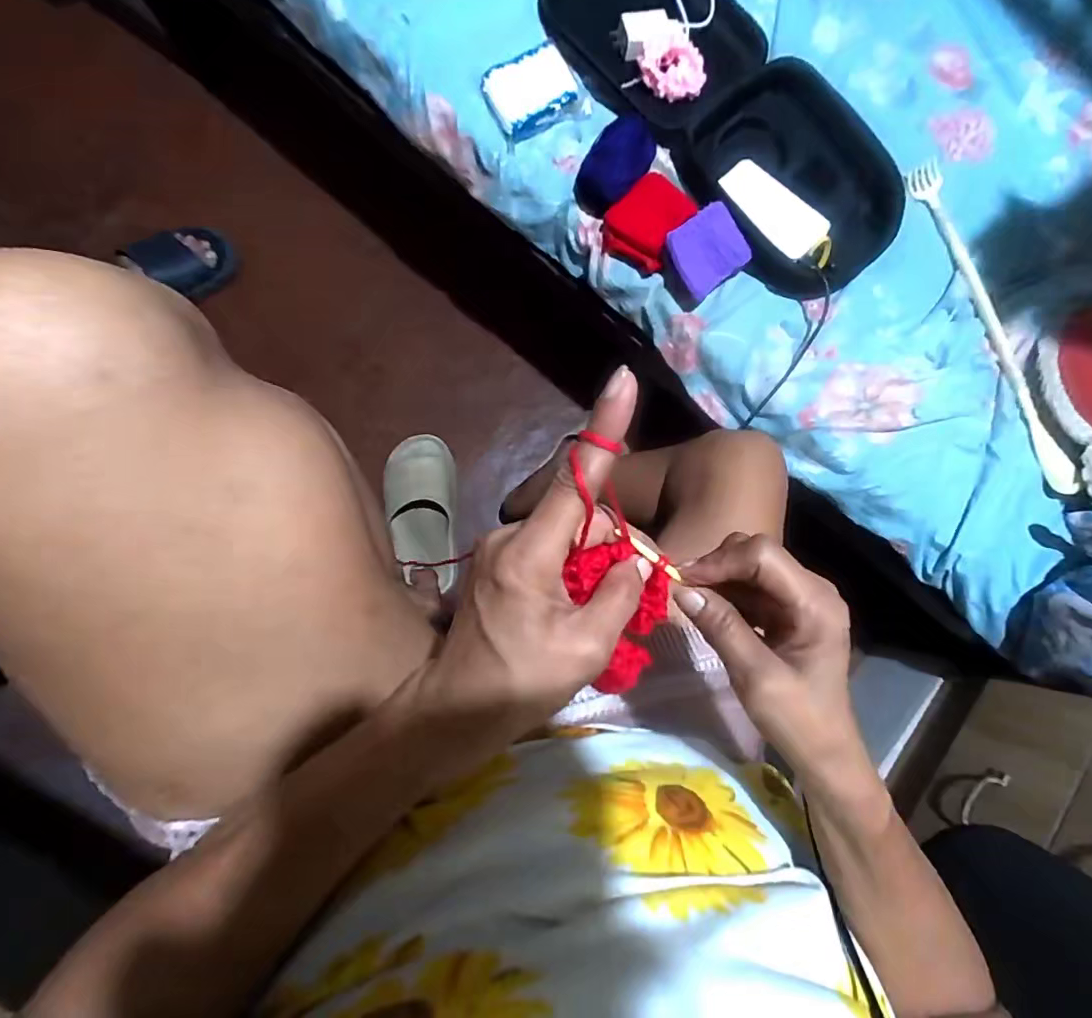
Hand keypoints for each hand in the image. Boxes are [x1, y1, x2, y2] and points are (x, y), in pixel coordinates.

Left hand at [415, 368, 647, 737]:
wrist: (454, 711)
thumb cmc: (520, 683)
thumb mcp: (586, 647)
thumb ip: (618, 594)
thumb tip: (637, 561)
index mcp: (529, 551)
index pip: (576, 479)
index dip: (603, 427)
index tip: (621, 379)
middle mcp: (510, 536)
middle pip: (582, 517)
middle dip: (615, 547)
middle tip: (633, 596)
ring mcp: (499, 549)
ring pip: (568, 536)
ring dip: (595, 563)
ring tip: (598, 615)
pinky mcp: (498, 564)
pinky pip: (550, 550)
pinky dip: (574, 571)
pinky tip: (577, 608)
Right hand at [676, 533, 861, 770]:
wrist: (824, 753)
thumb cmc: (797, 719)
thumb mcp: (755, 675)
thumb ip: (721, 627)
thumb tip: (681, 590)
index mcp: (816, 602)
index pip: (763, 555)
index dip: (720, 561)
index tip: (682, 580)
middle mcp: (813, 590)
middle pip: (758, 554)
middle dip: (717, 565)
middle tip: (682, 588)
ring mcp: (801, 599)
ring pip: (751, 567)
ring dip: (718, 578)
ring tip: (687, 597)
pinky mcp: (788, 612)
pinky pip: (752, 588)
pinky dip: (726, 593)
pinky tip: (705, 608)